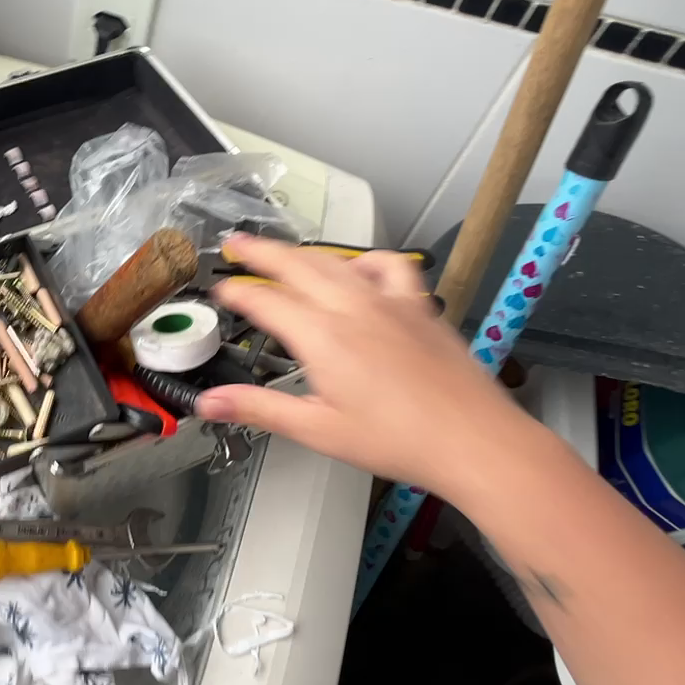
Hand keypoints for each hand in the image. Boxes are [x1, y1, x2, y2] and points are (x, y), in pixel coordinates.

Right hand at [195, 235, 544, 494]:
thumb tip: (210, 403)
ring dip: (302, 252)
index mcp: (323, 337)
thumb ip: (258, 409)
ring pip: (335, 261)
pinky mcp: (417, 306)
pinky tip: (358, 266)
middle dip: (260, 251)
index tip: (221, 290)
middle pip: (295, 265)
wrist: (474, 441)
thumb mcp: (318, 429)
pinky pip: (389, 266)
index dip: (236, 292)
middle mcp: (353, 309)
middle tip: (237, 243)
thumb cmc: (402, 440)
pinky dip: (366, 260)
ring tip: (282, 250)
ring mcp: (388, 302)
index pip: (264, 301)